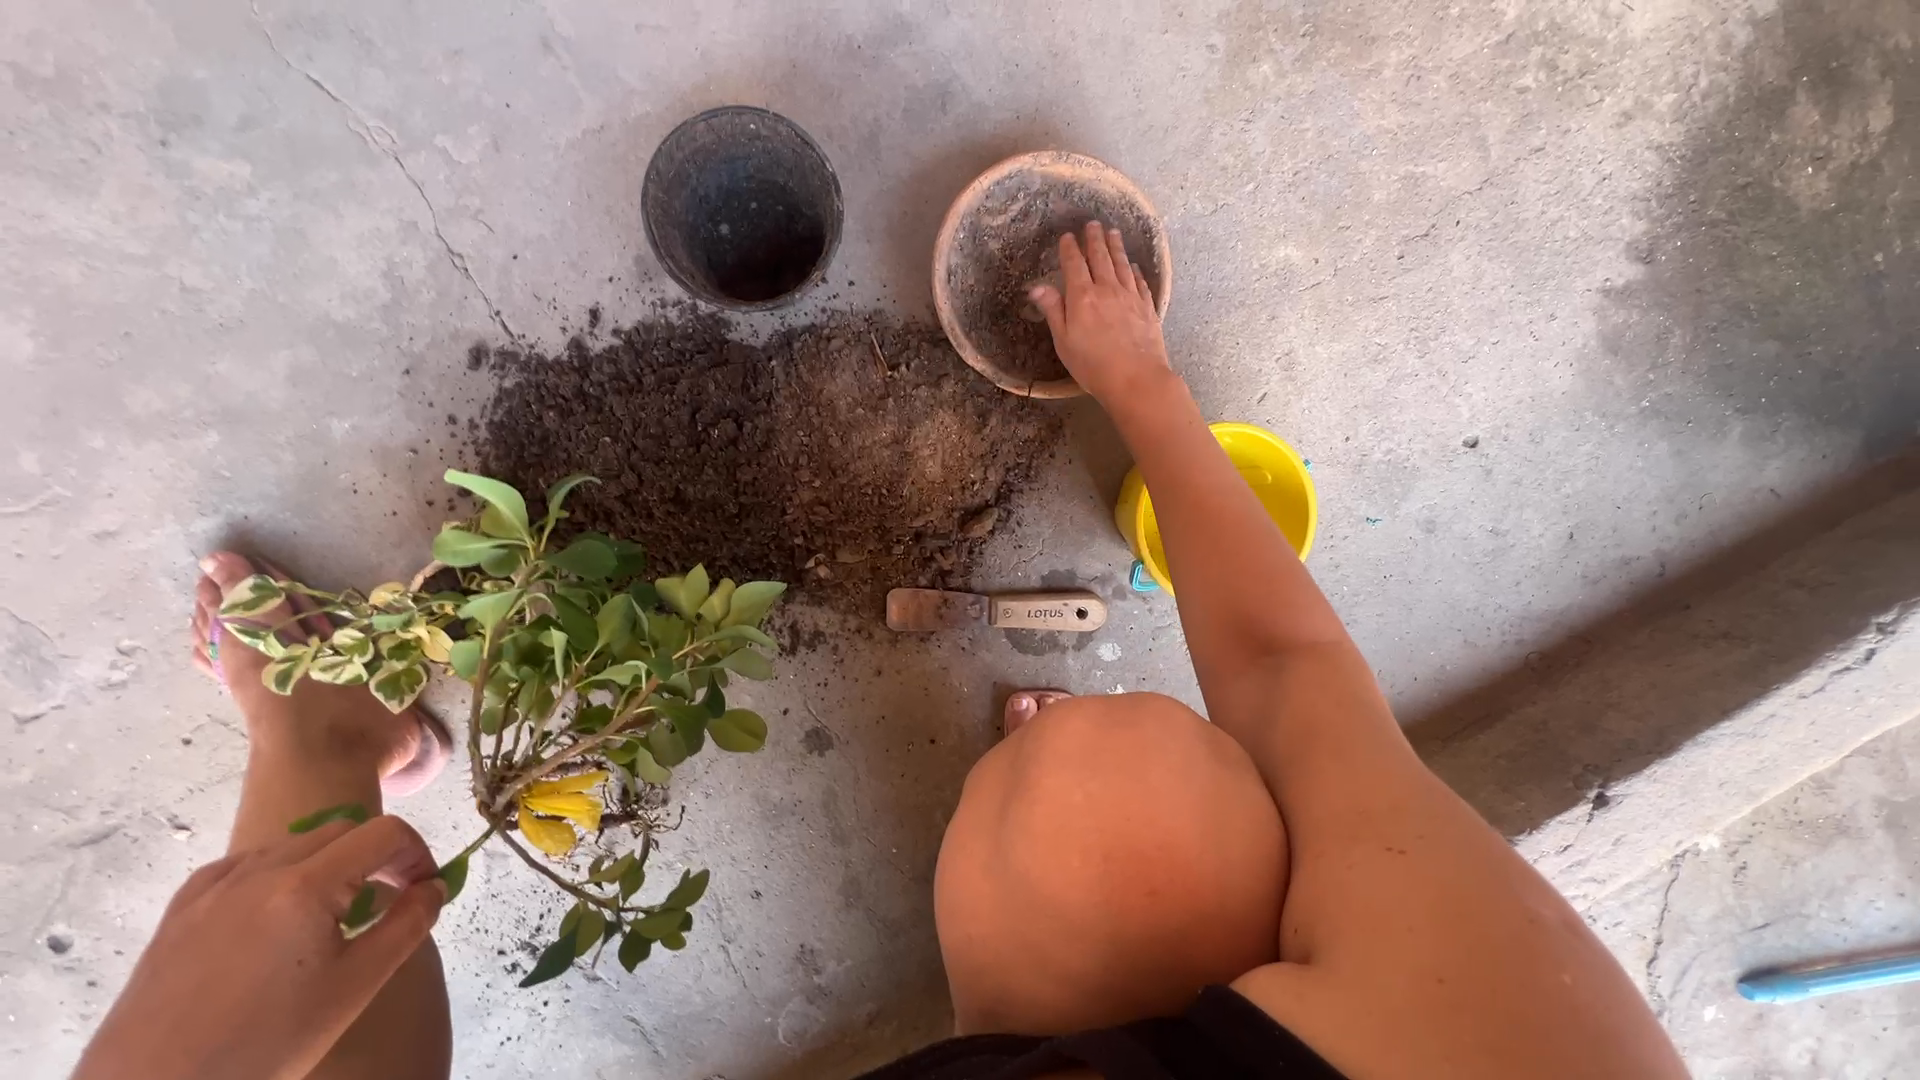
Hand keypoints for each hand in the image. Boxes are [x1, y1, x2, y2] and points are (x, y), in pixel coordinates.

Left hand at [74, 816, 445, 1079]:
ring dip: (330, 863)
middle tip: (389, 897)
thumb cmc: (265, 1044)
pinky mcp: (179, 911)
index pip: (385, 833)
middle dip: (378, 855)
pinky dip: (277, 874)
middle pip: (342, 831)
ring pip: (294, 844)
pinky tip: (277, 912)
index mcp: (305, 887)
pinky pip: (243, 866)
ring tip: (333, 912)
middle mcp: (258, 871)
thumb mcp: (357, 985)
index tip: (423, 888)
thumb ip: (409, 924)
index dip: (416, 853)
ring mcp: (211, 889)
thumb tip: (433, 886)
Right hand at [1029, 221, 1174, 404]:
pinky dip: (1135, 270)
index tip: (1068, 237)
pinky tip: (1134, 266)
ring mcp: (1130, 297)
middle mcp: (1107, 289)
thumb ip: (1053, 311)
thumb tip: (1037, 287)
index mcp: (1082, 297)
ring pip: (1122, 264)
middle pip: (1100, 257)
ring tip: (1113, 233)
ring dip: (1116, 247)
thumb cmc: (1093, 365)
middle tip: (1093, 224)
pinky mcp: (1147, 307)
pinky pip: (1140, 281)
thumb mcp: (1064, 341)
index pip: (1074, 265)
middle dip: (1095, 239)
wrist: (1136, 378)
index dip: (1070, 249)